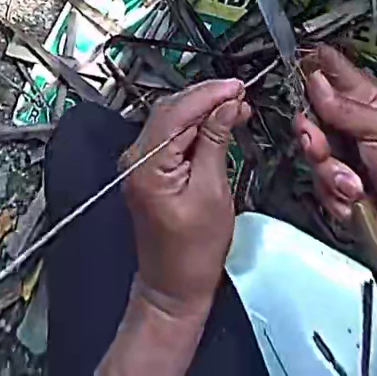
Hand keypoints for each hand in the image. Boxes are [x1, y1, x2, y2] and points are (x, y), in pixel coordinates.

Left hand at [120, 78, 252, 316]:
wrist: (173, 289)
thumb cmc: (192, 254)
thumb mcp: (213, 192)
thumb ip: (216, 142)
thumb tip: (227, 106)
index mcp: (147, 165)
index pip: (177, 111)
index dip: (209, 94)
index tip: (235, 87)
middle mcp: (137, 158)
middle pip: (173, 109)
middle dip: (208, 97)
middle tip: (239, 92)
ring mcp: (141, 162)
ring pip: (173, 118)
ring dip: (204, 108)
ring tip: (235, 105)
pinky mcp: (150, 167)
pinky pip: (173, 134)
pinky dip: (196, 125)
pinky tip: (217, 122)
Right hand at [294, 44, 376, 252]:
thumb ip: (347, 110)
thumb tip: (314, 79)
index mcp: (371, 102)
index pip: (338, 73)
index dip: (316, 65)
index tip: (295, 62)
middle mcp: (354, 125)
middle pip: (314, 115)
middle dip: (312, 133)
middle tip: (317, 146)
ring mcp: (347, 157)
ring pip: (314, 152)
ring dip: (329, 170)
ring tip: (353, 185)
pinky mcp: (343, 187)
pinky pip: (321, 183)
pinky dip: (336, 194)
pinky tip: (356, 201)